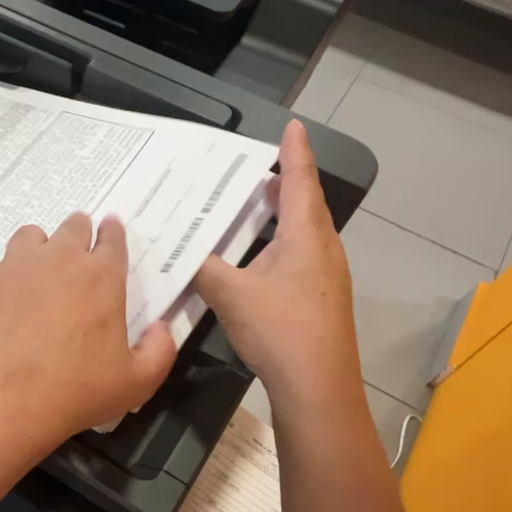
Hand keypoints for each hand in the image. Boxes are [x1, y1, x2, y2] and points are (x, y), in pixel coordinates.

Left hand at [0, 213, 177, 454]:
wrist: (0, 401)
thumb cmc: (73, 391)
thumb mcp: (135, 384)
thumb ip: (159, 352)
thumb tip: (161, 329)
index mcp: (101, 277)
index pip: (113, 238)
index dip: (114, 233)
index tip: (112, 230)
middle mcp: (60, 260)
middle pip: (74, 226)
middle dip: (81, 233)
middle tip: (79, 254)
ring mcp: (18, 267)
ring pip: (32, 235)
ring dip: (42, 246)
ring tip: (42, 271)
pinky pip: (1, 264)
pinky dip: (10, 275)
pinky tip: (11, 299)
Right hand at [195, 120, 365, 407]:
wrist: (317, 385)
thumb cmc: (278, 330)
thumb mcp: (230, 294)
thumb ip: (204, 268)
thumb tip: (182, 252)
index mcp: (305, 237)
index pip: (300, 182)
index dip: (295, 153)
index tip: (294, 126)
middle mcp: (323, 249)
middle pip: (307, 206)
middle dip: (288, 184)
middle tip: (262, 171)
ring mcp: (328, 276)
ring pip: (307, 233)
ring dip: (286, 216)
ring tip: (261, 207)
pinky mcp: (323, 299)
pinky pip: (304, 255)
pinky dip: (284, 243)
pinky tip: (264, 258)